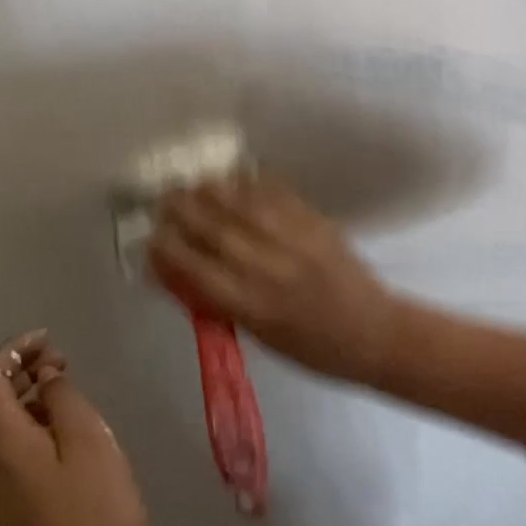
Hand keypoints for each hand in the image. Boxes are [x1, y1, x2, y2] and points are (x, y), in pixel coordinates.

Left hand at [0, 331, 152, 525]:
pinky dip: (30, 425)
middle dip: (20, 369)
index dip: (14, 348)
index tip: (48, 338)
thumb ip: (62, 396)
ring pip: (0, 426)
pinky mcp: (13, 509)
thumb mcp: (88, 439)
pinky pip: (10, 451)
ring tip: (66, 386)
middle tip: (60, 358)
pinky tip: (63, 428)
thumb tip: (45, 375)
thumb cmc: (96, 510)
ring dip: (27, 397)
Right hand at [151, 177, 398, 384]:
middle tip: (162, 201)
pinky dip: (245, 181)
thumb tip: (176, 273)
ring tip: (190, 184)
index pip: (192, 267)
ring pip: (235, 200)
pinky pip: (270, 191)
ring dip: (206, 189)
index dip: (164, 248)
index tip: (150, 237)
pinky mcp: (311, 220)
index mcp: (248, 304)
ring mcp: (289, 238)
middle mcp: (264, 267)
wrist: (374, 333)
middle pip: (208, 227)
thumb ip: (217, 300)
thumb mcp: (257, 334)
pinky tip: (231, 178)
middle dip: (178, 209)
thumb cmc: (311, 348)